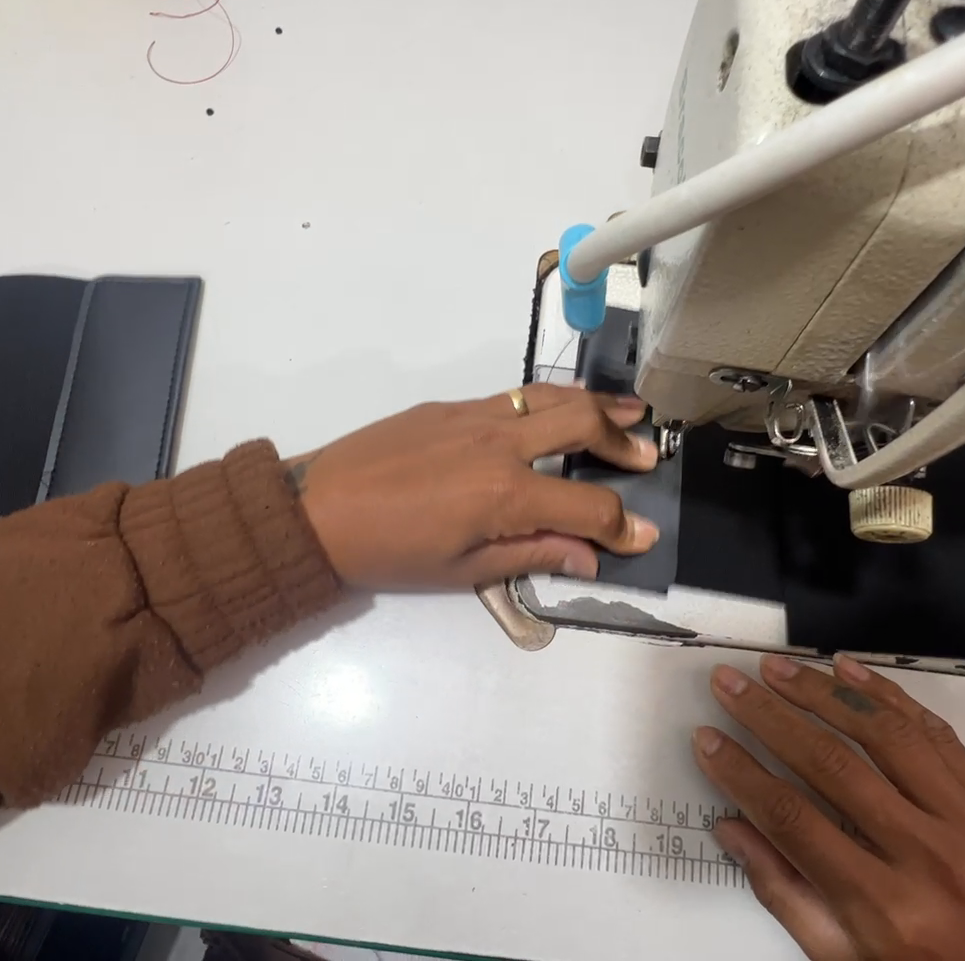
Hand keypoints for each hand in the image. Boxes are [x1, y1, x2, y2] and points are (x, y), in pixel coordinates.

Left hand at [286, 384, 658, 588]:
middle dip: (622, 441)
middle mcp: (499, 442)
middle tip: (648, 454)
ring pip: (552, 396)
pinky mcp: (453, 404)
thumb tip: (588, 557)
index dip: (622, 525)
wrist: (317, 508)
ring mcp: (475, 415)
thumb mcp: (462, 569)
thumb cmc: (389, 552)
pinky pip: (516, 395)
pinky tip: (562, 410)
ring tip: (629, 410)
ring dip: (596, 403)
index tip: (644, 536)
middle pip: (581, 424)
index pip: (586, 505)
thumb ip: (532, 554)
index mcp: (503, 493)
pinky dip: (553, 400)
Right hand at [693, 656, 964, 960]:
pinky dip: (888, 694)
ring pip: (883, 735)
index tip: (705, 738)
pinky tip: (847, 669)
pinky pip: (935, 734)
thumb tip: (730, 826)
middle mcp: (927, 857)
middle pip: (831, 765)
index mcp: (885, 909)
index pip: (793, 821)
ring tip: (777, 668)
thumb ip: (785, 894)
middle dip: (768, 716)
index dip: (741, 774)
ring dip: (822, 692)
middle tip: (728, 682)